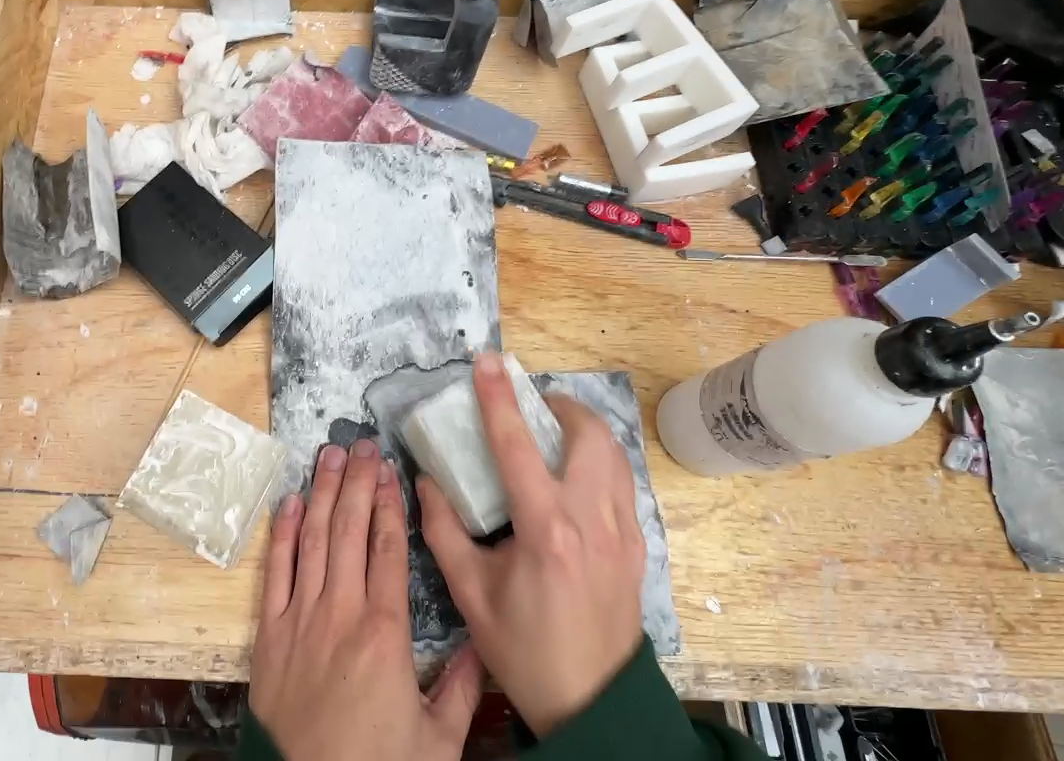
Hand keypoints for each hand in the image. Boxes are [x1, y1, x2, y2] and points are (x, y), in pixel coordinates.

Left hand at [250, 439, 483, 760]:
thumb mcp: (438, 741)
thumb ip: (462, 689)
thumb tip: (484, 648)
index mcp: (386, 631)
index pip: (388, 548)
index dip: (389, 504)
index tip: (390, 470)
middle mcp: (341, 612)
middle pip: (350, 530)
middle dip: (358, 482)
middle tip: (362, 444)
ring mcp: (300, 618)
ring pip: (313, 540)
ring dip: (323, 493)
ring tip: (330, 455)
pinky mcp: (268, 634)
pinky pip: (276, 571)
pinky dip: (283, 533)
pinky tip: (291, 503)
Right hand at [416, 352, 646, 736]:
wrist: (594, 703)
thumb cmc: (524, 649)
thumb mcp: (470, 593)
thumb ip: (444, 530)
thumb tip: (426, 481)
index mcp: (547, 529)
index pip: (518, 445)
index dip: (498, 398)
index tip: (486, 360)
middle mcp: (592, 519)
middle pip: (588, 434)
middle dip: (558, 405)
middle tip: (528, 404)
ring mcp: (622, 530)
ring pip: (614, 453)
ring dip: (582, 429)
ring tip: (550, 432)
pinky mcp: (636, 544)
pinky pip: (621, 482)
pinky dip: (598, 460)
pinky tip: (571, 477)